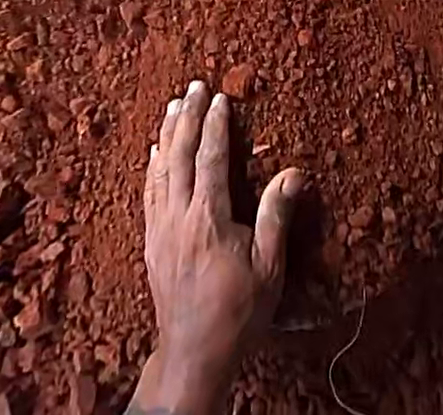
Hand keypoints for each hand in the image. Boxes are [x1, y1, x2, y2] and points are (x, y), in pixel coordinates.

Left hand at [133, 80, 304, 413]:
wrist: (192, 355)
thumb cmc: (238, 310)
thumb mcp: (269, 267)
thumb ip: (276, 216)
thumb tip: (294, 172)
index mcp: (208, 219)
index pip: (210, 159)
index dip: (215, 126)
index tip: (220, 98)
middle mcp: (178, 218)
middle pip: (179, 156)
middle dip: (186, 117)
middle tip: (193, 87)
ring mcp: (159, 230)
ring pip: (159, 170)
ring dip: (167, 134)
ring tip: (172, 106)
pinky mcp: (151, 242)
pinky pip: (148, 193)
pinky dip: (152, 166)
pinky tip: (154, 151)